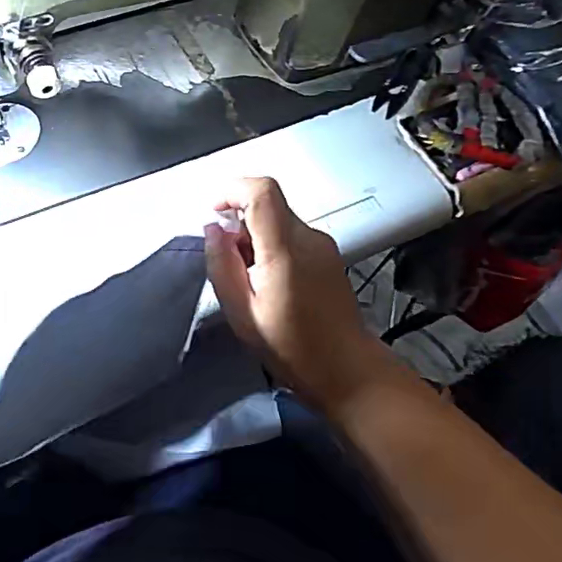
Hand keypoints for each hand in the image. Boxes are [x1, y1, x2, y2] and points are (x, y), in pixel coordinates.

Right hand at [204, 177, 407, 415]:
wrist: (347, 370)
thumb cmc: (292, 348)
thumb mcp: (242, 313)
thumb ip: (222, 265)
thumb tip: (214, 230)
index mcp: (286, 250)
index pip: (262, 192)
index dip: (233, 191)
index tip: (215, 212)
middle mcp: (309, 238)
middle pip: (268, 205)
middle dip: (240, 223)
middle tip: (229, 262)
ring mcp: (323, 245)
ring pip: (279, 220)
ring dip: (255, 237)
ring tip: (250, 280)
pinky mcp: (329, 254)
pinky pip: (292, 235)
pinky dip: (272, 246)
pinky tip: (270, 283)